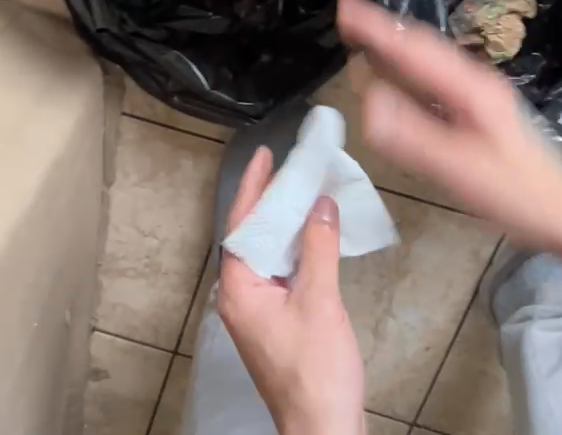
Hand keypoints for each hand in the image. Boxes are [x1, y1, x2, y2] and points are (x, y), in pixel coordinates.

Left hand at [215, 145, 365, 434]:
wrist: (323, 430)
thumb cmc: (316, 370)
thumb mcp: (320, 302)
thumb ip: (317, 248)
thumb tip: (320, 203)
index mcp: (238, 287)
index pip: (242, 223)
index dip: (254, 185)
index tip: (264, 154)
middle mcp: (239, 294)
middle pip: (252, 234)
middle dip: (271, 200)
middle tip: (290, 166)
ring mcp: (256, 309)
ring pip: (267, 252)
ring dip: (285, 223)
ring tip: (304, 190)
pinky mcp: (274, 319)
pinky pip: (279, 270)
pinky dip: (294, 248)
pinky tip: (313, 234)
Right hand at [335, 0, 561, 256]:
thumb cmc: (521, 194)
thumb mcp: (463, 169)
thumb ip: (414, 137)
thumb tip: (368, 102)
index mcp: (470, 88)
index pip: (415, 48)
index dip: (378, 27)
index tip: (345, 7)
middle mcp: (473, 81)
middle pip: (422, 46)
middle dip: (383, 28)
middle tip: (346, 15)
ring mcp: (477, 95)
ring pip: (429, 60)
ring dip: (395, 46)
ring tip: (363, 35)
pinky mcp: (477, 112)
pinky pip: (433, 79)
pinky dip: (408, 68)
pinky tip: (397, 76)